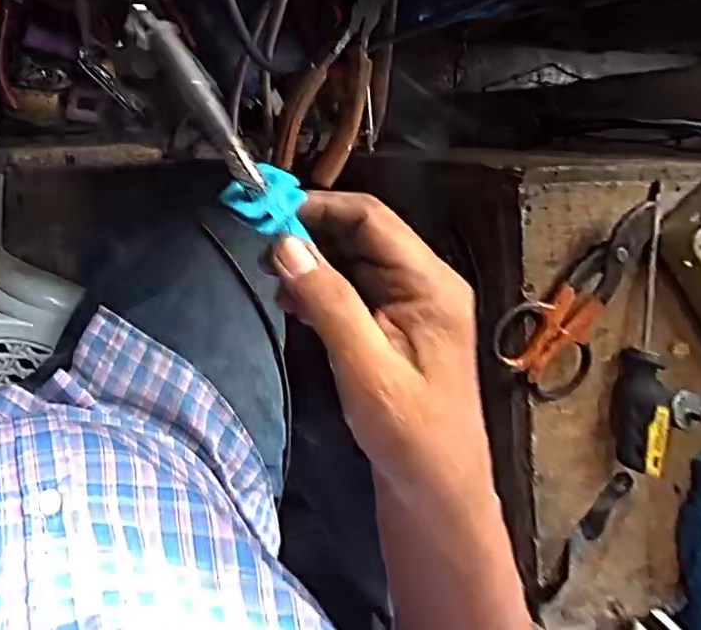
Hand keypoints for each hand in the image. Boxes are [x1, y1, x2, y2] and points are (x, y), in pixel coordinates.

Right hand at [273, 192, 494, 506]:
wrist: (437, 495)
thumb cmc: (411, 436)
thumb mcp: (366, 368)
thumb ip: (327, 301)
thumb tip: (285, 244)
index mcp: (430, 283)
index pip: (371, 218)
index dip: (319, 206)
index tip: (271, 211)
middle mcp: (422, 281)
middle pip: (359, 233)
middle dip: (309, 233)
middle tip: (263, 248)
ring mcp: (407, 300)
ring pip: (349, 257)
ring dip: (310, 261)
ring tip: (272, 277)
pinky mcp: (390, 320)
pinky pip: (348, 285)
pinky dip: (317, 286)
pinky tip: (291, 301)